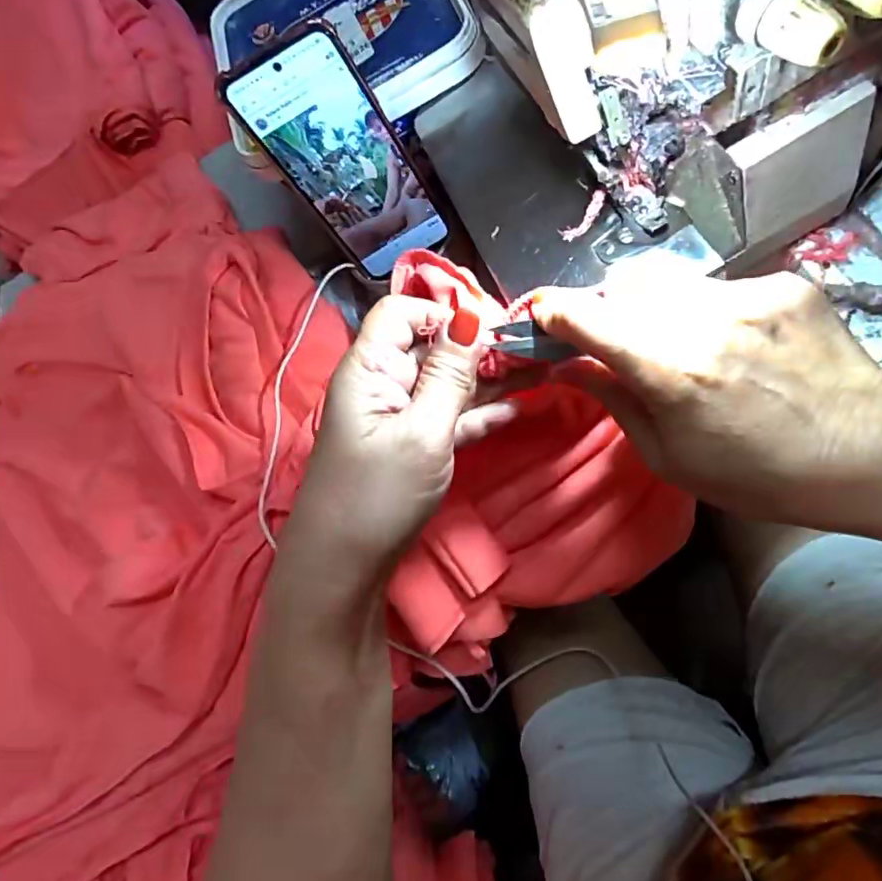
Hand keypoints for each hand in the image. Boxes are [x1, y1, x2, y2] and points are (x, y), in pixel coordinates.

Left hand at [290, 296, 519, 567]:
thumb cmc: (378, 494)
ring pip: (447, 381)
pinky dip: (479, 412)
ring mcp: (400, 414)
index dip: (444, 312)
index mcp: (371, 367)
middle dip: (479, 345)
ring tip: (537, 373)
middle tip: (531, 352)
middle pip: (432, 345)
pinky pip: (450, 415)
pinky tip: (515, 409)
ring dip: (489, 378)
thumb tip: (470, 316)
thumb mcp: (423, 431)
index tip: (491, 329)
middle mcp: (384, 382)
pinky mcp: (414, 443)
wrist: (343, 569)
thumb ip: (449, 374)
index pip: (403, 312)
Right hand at [531, 271, 881, 530]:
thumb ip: (614, 400)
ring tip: (676, 344)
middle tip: (610, 341)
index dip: (552, 311)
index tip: (539, 318)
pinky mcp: (783, 281)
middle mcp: (705, 316)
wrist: (873, 452)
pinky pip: (718, 284)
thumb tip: (567, 366)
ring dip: (652, 306)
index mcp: (674, 369)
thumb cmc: (765, 477)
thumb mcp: (673, 459)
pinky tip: (734, 343)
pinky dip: (704, 308)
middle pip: (622, 285)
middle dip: (603, 308)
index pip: (586, 313)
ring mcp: (749, 291)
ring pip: (670, 279)